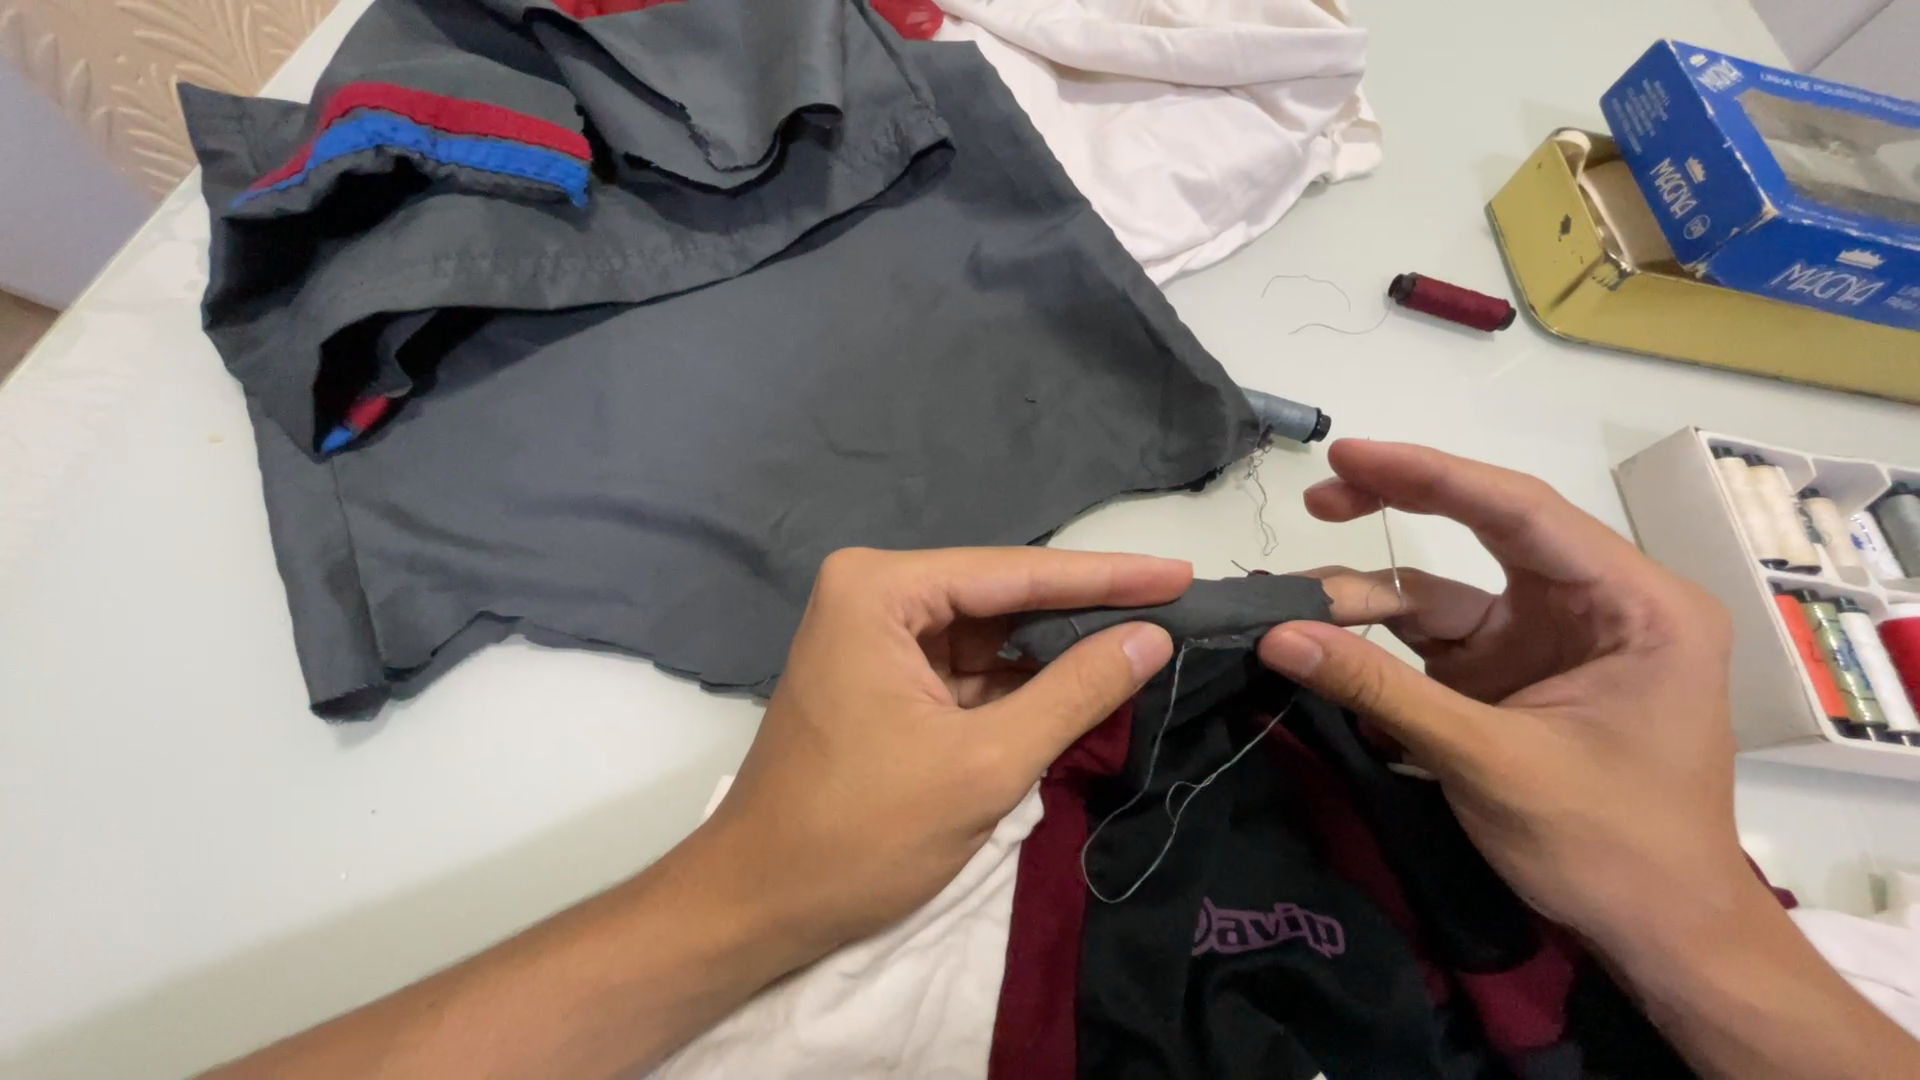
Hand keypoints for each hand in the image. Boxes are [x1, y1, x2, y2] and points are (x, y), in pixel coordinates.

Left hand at [697, 546, 1183, 955]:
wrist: (759, 903)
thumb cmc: (861, 833)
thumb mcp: (984, 763)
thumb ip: (1074, 693)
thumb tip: (1151, 639)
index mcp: (880, 590)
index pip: (1014, 573)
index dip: (1105, 576)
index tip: (1178, 573)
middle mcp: (872, 594)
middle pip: (1001, 595)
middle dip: (1083, 607)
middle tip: (1172, 601)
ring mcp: (875, 636)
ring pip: (989, 632)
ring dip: (1056, 645)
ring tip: (1144, 637)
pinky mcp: (884, 677)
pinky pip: (968, 666)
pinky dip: (1021, 681)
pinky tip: (1082, 678)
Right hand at [1256, 440, 1751, 953]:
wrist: (1654, 931)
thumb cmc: (1606, 842)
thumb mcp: (1486, 759)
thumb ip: (1378, 689)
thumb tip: (1276, 635)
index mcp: (1630, 604)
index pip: (1519, 510)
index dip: (1426, 475)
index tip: (1345, 456)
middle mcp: (1586, 603)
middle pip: (1478, 530)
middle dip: (1395, 511)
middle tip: (1317, 500)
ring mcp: (1537, 636)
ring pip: (1434, 592)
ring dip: (1363, 599)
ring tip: (1289, 607)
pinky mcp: (1499, 670)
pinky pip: (1423, 637)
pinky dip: (1370, 641)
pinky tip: (1319, 645)